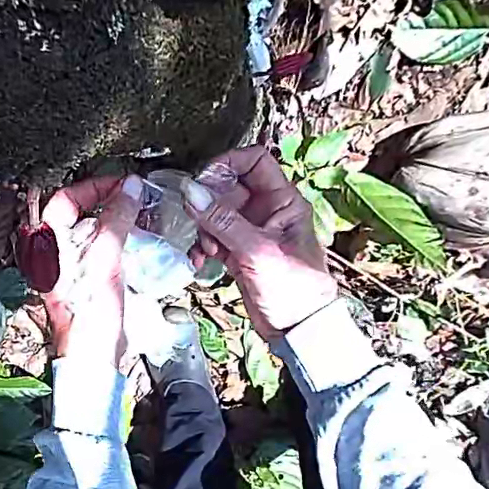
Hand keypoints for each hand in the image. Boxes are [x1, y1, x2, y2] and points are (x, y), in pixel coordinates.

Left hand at [40, 174, 139, 366]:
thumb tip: (130, 189)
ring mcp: (73, 270)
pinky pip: (104, 253)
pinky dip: (122, 243)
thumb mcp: (104, 261)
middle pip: (81, 215)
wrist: (94, 360)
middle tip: (137, 199)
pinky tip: (140, 245)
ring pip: (95, 233)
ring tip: (144, 218)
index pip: (66, 199)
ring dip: (119, 222)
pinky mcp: (89, 284)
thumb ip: (116, 221)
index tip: (123, 185)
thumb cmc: (90, 318)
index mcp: (50, 246)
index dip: (95, 187)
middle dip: (111, 202)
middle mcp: (57, 255)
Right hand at [187, 145, 337, 336]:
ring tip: (207, 249)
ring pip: (217, 214)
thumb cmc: (293, 287)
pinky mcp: (239, 253)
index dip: (227, 164)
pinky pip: (215, 238)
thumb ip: (223, 221)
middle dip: (209, 203)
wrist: (297, 327)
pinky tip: (202, 260)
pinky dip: (204, 246)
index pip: (254, 161)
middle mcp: (267, 212)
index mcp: (283, 201)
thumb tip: (192, 192)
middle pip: (229, 188)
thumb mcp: (257, 250)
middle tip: (199, 221)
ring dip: (204, 228)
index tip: (204, 180)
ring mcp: (252, 232)